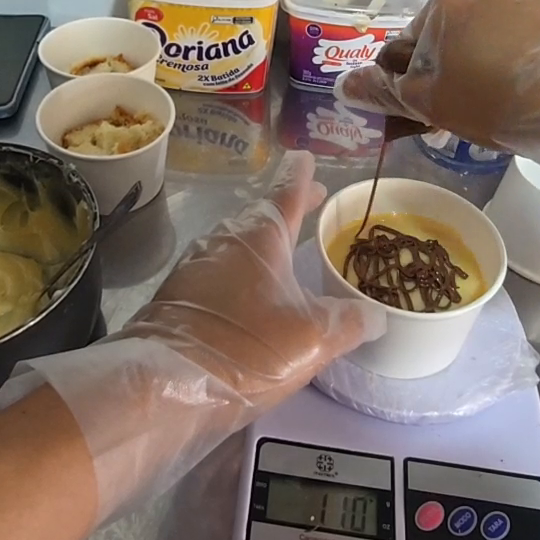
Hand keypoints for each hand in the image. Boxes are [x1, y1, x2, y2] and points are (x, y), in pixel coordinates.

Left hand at [0, 151, 383, 520]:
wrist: (162, 384)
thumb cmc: (244, 348)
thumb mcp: (310, 338)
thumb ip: (347, 322)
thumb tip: (376, 315)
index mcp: (259, 237)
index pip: (286, 194)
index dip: (300, 176)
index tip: (304, 155)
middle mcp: (225, 240)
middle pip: (261, 215)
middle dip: (287, 208)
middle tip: (311, 203)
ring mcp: (196, 266)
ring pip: (238, 242)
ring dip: (263, 241)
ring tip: (284, 249)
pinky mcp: (178, 296)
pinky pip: (220, 268)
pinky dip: (242, 269)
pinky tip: (249, 292)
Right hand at [345, 0, 539, 149]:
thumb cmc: (495, 100)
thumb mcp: (432, 104)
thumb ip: (385, 92)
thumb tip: (343, 85)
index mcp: (442, 6)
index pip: (409, 47)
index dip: (415, 84)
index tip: (433, 112)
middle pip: (450, 39)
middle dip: (453, 73)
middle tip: (470, 114)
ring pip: (490, 38)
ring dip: (488, 66)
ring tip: (509, 105)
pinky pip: (527, 39)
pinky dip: (523, 61)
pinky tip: (537, 91)